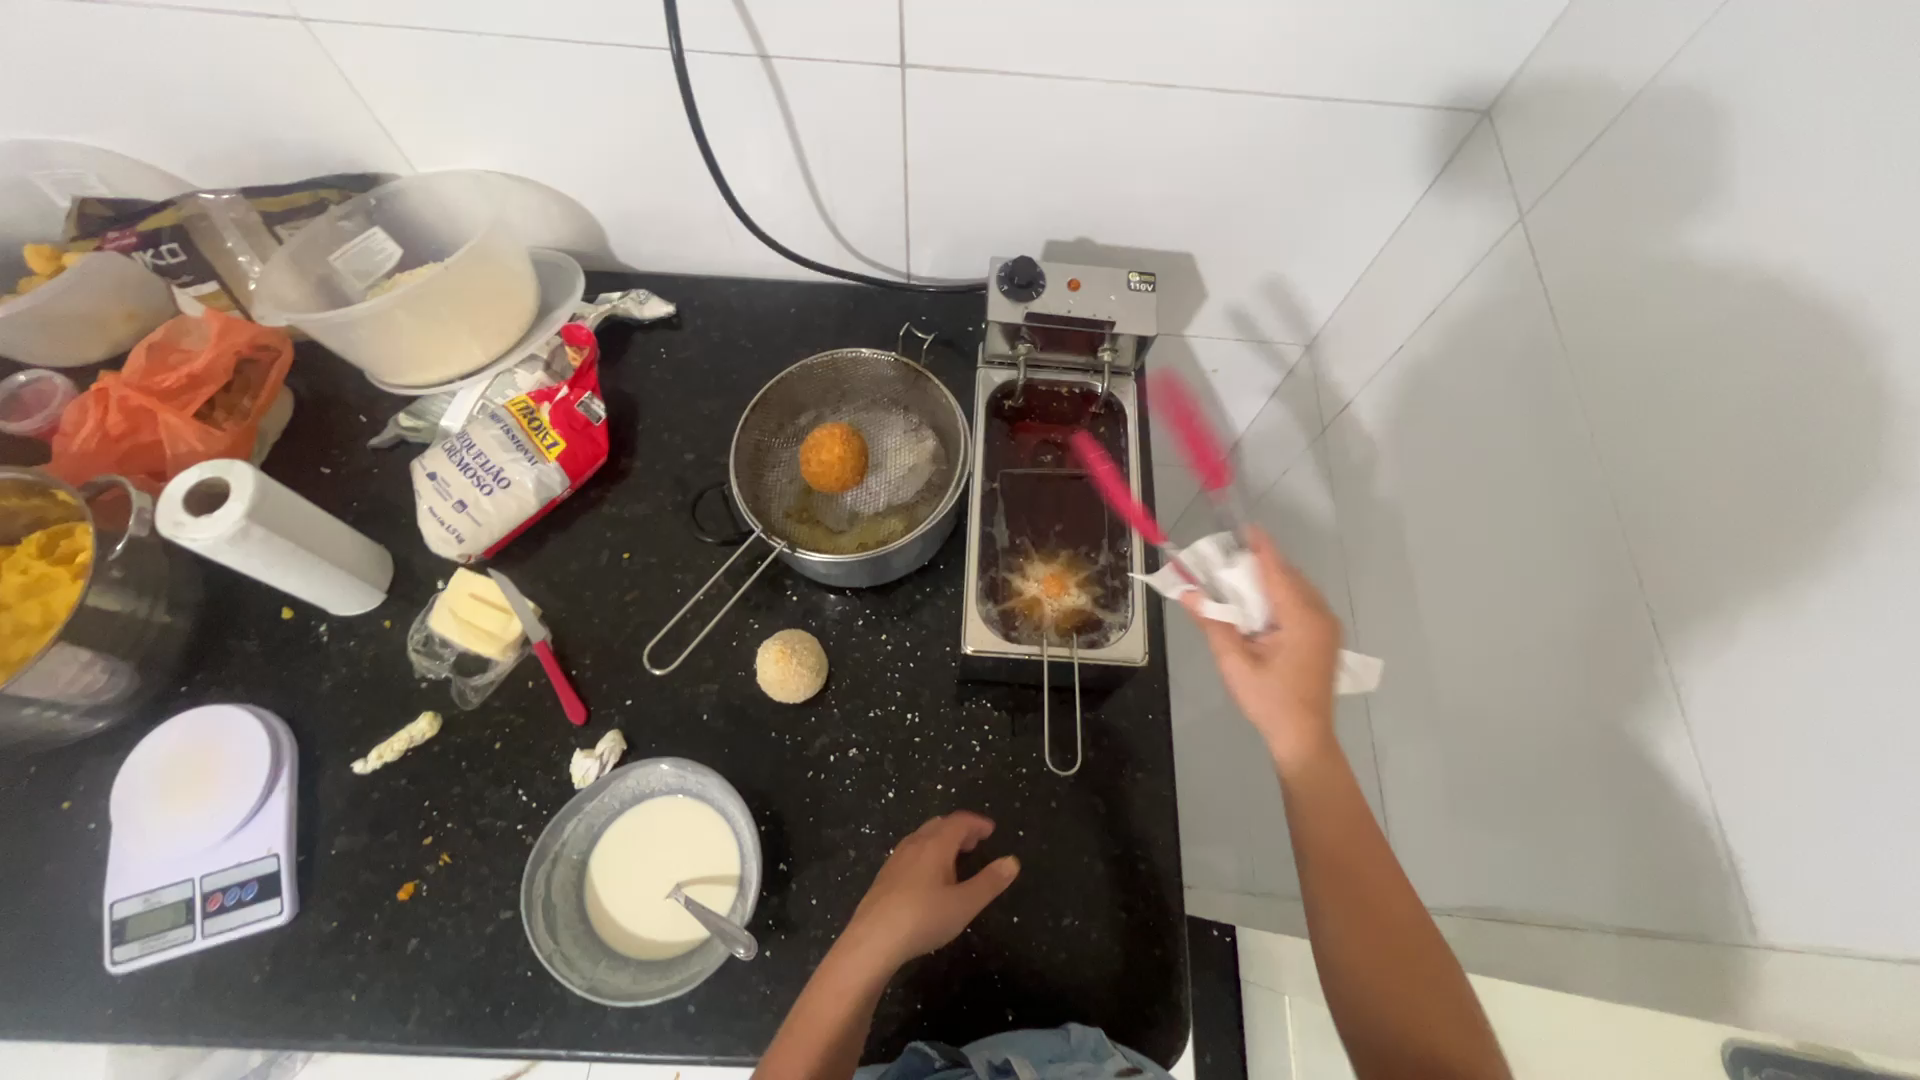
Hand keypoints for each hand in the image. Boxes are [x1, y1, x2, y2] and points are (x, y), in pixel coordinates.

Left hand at [838, 811, 1019, 973]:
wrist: (872, 940)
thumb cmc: (923, 919)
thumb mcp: (964, 904)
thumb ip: (990, 882)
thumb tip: (1012, 861)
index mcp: (935, 844)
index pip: (959, 821)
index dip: (977, 823)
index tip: (991, 830)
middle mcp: (914, 844)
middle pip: (939, 824)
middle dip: (960, 829)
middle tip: (976, 842)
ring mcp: (896, 859)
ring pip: (922, 837)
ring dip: (942, 840)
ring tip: (955, 859)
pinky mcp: (885, 876)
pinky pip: (911, 852)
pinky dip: (927, 852)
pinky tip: (928, 877)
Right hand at [1180, 528, 1341, 768]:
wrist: (1303, 737)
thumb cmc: (1268, 701)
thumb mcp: (1234, 662)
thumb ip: (1213, 622)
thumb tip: (1187, 592)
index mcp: (1300, 618)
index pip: (1277, 570)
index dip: (1259, 547)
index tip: (1243, 528)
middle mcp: (1319, 615)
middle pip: (1287, 576)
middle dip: (1259, 564)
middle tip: (1228, 559)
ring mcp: (1326, 626)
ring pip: (1296, 588)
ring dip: (1269, 581)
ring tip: (1238, 580)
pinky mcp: (1324, 637)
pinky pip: (1301, 603)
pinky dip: (1279, 596)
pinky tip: (1258, 606)